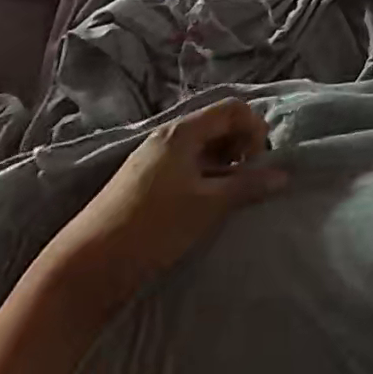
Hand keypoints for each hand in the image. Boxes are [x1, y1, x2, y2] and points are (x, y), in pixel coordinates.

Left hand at [34, 98, 285, 303]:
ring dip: (227, 165)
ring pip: (204, 149)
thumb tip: (284, 174)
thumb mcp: (208, 204)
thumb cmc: (153, 225)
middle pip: (219, 126)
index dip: (255, 130)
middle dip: (243, 147)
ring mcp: (155, 160)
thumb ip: (248, 185)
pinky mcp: (147, 183)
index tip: (259, 164)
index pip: (232, 109)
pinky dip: (208, 177)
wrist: (89, 264)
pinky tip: (210, 204)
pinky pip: (189, 167)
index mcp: (182, 132)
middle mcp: (168, 138)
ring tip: (232, 196)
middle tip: (250, 180)